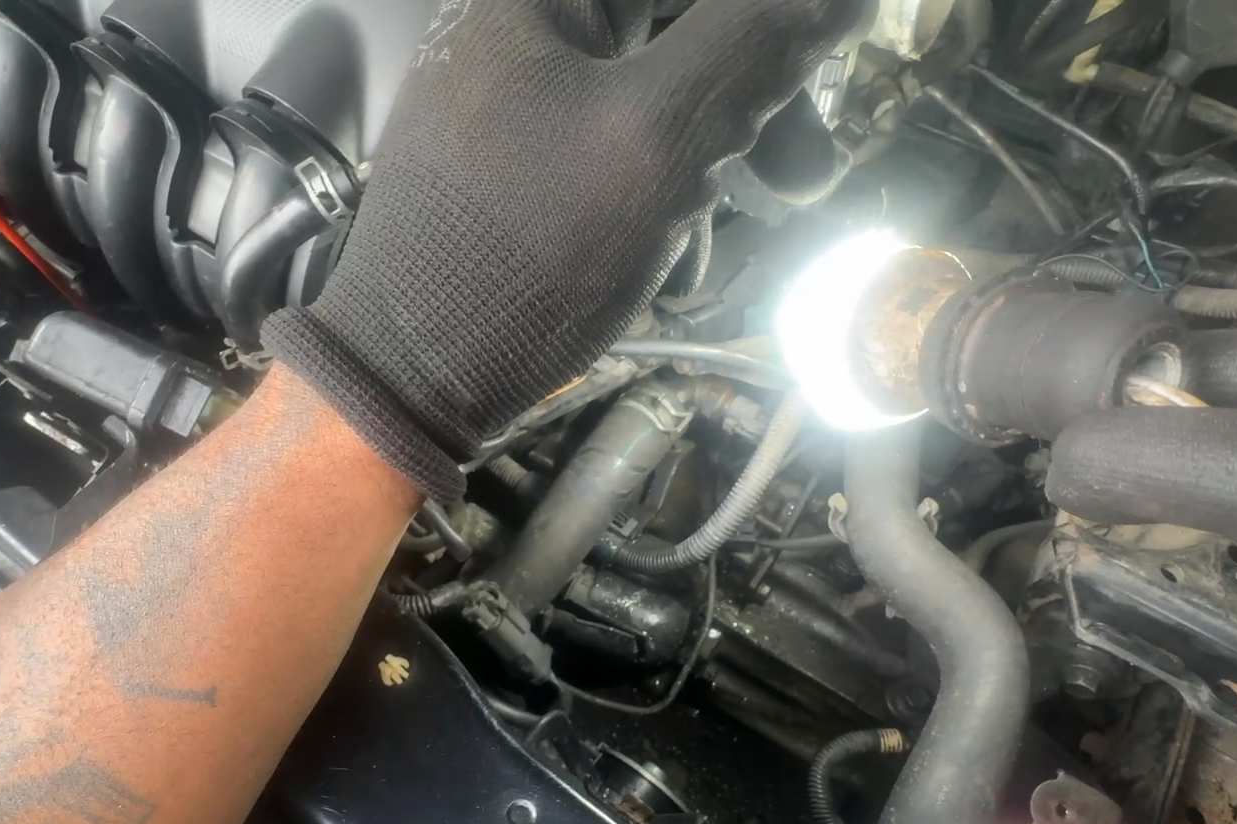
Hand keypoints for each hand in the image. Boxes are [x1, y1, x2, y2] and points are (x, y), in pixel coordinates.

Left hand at [262, 0, 861, 499]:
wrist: (417, 375)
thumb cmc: (524, 255)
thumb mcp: (650, 142)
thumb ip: (748, 44)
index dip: (764, 25)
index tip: (820, 63)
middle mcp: (529, 30)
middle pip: (678, 31)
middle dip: (749, 98)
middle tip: (803, 174)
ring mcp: (526, 104)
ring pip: (659, 95)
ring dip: (710, 153)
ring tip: (709, 229)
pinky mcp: (529, 170)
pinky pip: (623, 151)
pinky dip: (662, 188)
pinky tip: (666, 242)